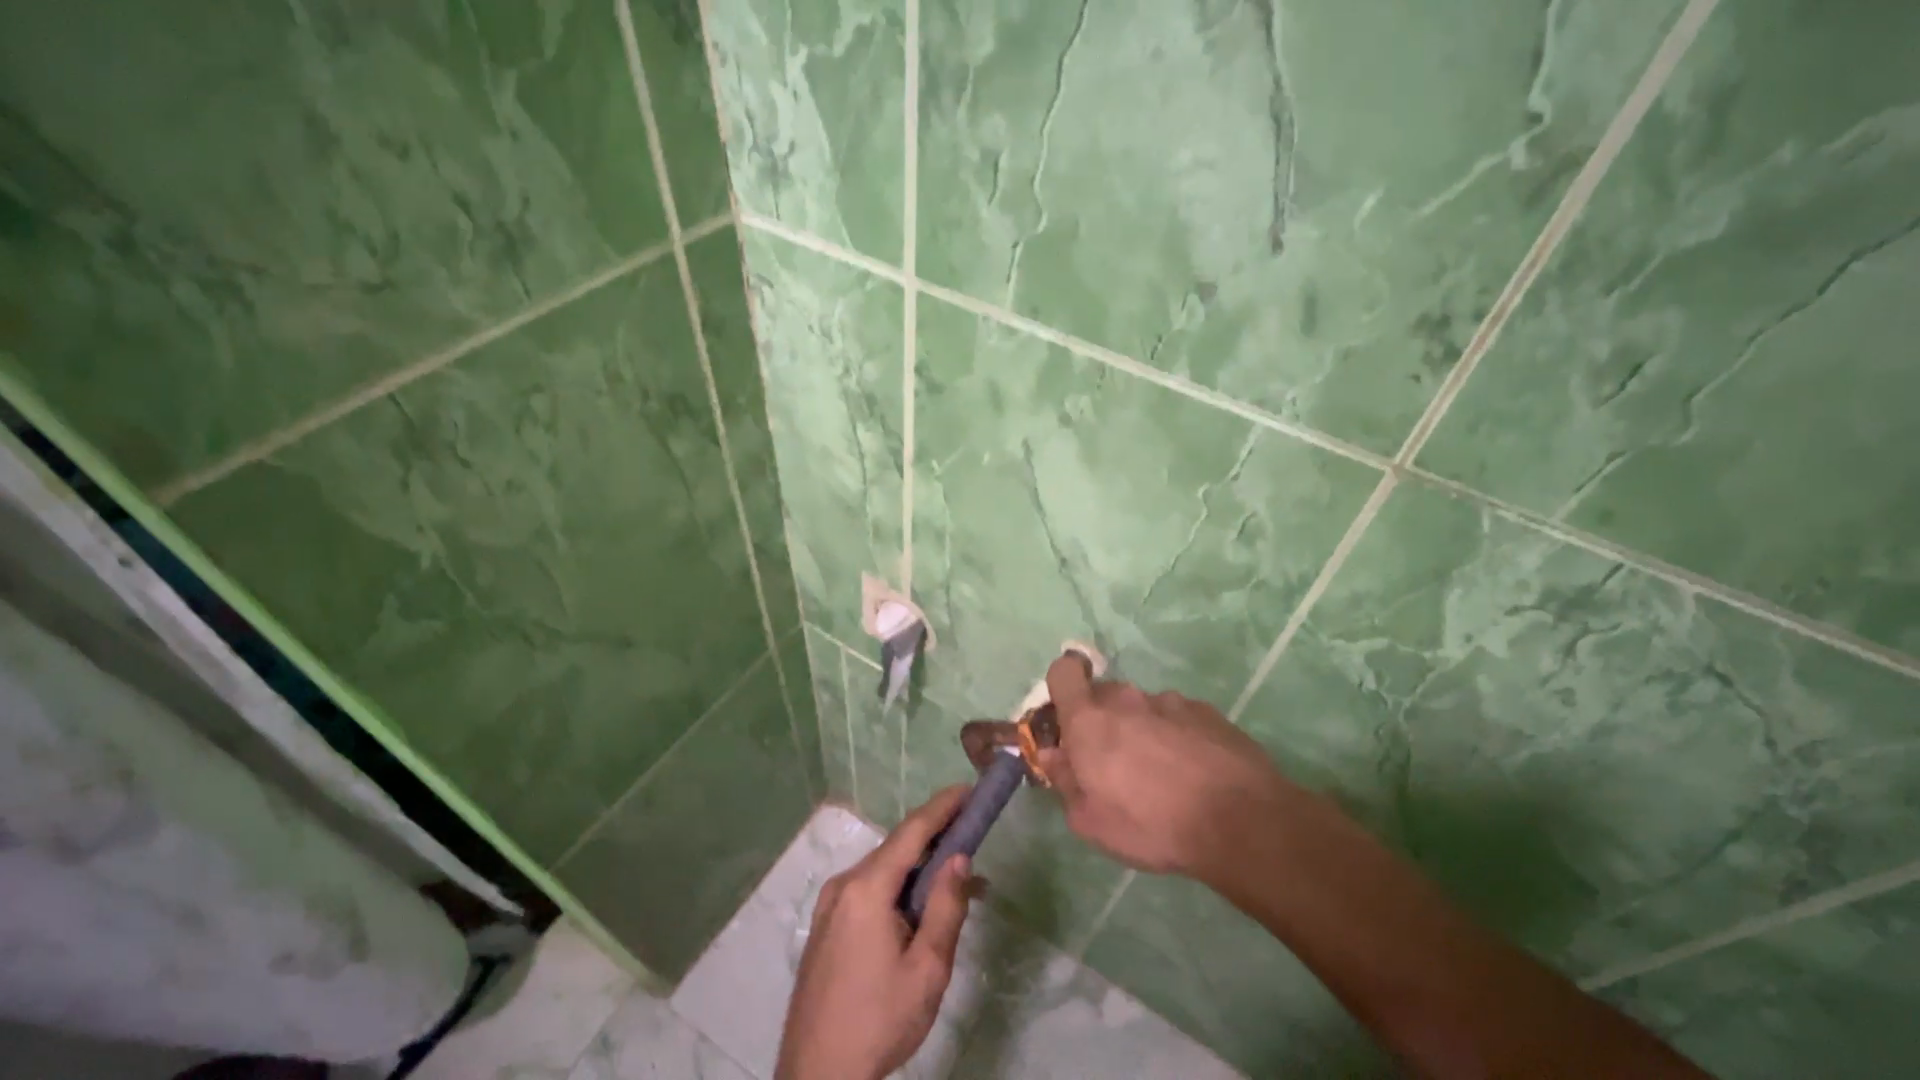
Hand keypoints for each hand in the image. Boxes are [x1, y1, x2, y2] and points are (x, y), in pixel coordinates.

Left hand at [775, 787, 974, 1079]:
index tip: (970, 788)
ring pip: (882, 872)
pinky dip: (898, 889)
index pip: (912, 832)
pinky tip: (921, 909)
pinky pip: (868, 892)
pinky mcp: (825, 928)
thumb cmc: (880, 1019)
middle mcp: (842, 886)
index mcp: (866, 889)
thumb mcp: (928, 967)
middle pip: (896, 849)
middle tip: (975, 836)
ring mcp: (829, 907)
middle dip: (936, 839)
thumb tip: (959, 857)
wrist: (819, 1072)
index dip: (943, 807)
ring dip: (920, 869)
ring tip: (960, 883)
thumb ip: (945, 906)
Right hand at [1038, 654, 1293, 880]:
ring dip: (1142, 731)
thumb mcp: (1091, 822)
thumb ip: (1065, 781)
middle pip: (1103, 695)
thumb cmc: (1151, 825)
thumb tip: (1053, 755)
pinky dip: (1178, 738)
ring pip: (1143, 709)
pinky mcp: (1209, 713)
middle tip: (1112, 764)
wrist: (1239, 821)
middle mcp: (1127, 699)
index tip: (1067, 721)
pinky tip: (1193, 773)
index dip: (1062, 689)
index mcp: (1090, 720)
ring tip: (1161, 775)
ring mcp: (1172, 702)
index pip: (1064, 672)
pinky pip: (1179, 719)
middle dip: (1102, 721)